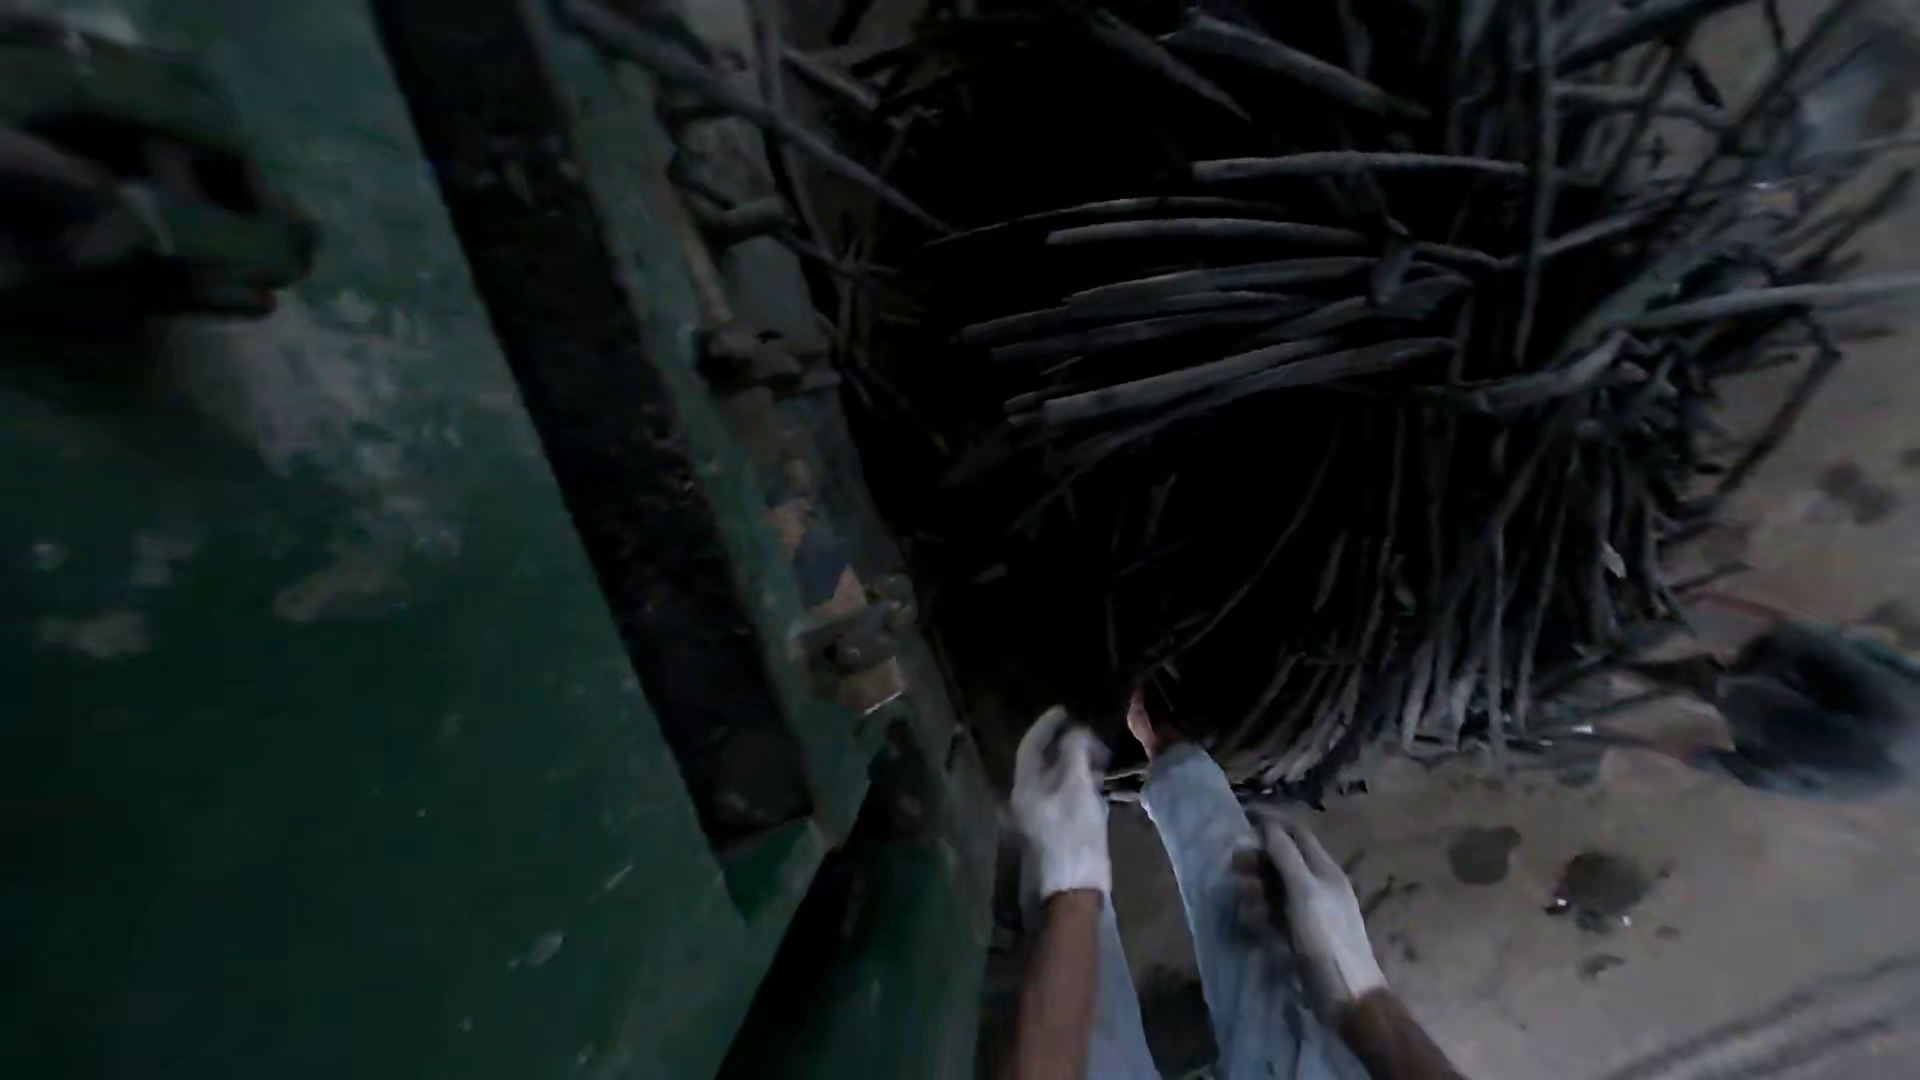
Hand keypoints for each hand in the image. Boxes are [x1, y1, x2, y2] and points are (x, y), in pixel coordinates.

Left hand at [1011, 706, 1110, 896]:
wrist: (1075, 886)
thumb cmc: (1074, 831)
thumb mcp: (1075, 784)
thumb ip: (1073, 751)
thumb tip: (1075, 732)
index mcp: (1025, 784)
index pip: (1031, 743)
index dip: (1046, 724)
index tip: (1064, 711)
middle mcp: (1026, 795)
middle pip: (1044, 758)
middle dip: (1068, 744)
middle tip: (1091, 738)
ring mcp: (1039, 812)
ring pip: (1056, 775)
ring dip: (1076, 762)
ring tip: (1099, 759)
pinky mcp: (1054, 825)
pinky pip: (1064, 792)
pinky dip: (1079, 781)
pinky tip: (1097, 782)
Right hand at [1253, 810, 1385, 1008]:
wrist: (1347, 997)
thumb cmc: (1325, 937)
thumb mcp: (1304, 890)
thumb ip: (1285, 854)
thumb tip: (1268, 824)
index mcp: (1324, 869)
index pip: (1296, 831)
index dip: (1270, 821)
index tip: (1241, 817)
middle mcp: (1318, 884)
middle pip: (1284, 856)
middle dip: (1257, 854)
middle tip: (1232, 862)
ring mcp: (1311, 909)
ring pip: (1277, 883)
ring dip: (1255, 882)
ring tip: (1235, 890)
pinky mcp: (1302, 931)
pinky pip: (1276, 909)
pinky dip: (1260, 907)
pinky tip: (1247, 917)